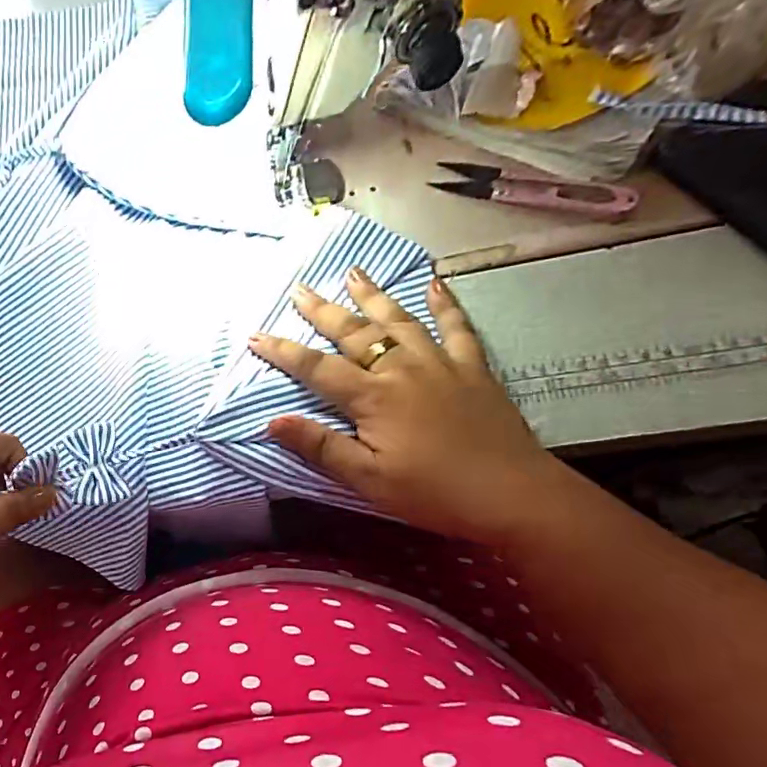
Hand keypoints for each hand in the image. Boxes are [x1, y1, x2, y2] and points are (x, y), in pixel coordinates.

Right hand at [247, 267, 576, 543]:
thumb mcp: (368, 479)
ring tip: (353, 272)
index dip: (283, 351)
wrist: (512, 493)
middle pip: (355, 333)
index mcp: (373, 398)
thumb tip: (273, 421)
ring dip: (373, 295)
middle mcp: (402, 369)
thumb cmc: (432, 493)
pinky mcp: (473, 368)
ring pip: (400, 319)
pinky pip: (456, 326)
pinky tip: (435, 283)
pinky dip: (444, 303)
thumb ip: (321, 447)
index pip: (317, 368)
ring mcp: (441, 363)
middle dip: (323, 310)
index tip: (255, 335)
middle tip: (300, 288)